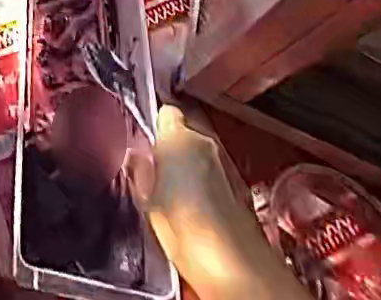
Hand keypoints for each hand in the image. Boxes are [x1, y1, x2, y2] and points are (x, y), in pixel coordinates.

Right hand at [127, 105, 309, 299]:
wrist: (237, 268)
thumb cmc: (185, 231)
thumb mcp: (149, 202)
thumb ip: (141, 171)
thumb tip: (137, 158)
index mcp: (178, 137)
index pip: (166, 112)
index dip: (157, 128)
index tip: (149, 148)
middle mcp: (206, 140)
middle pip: (186, 131)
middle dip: (175, 147)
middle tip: (161, 175)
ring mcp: (227, 161)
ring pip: (203, 151)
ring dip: (193, 164)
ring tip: (181, 196)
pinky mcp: (243, 183)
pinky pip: (218, 171)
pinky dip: (210, 182)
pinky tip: (202, 210)